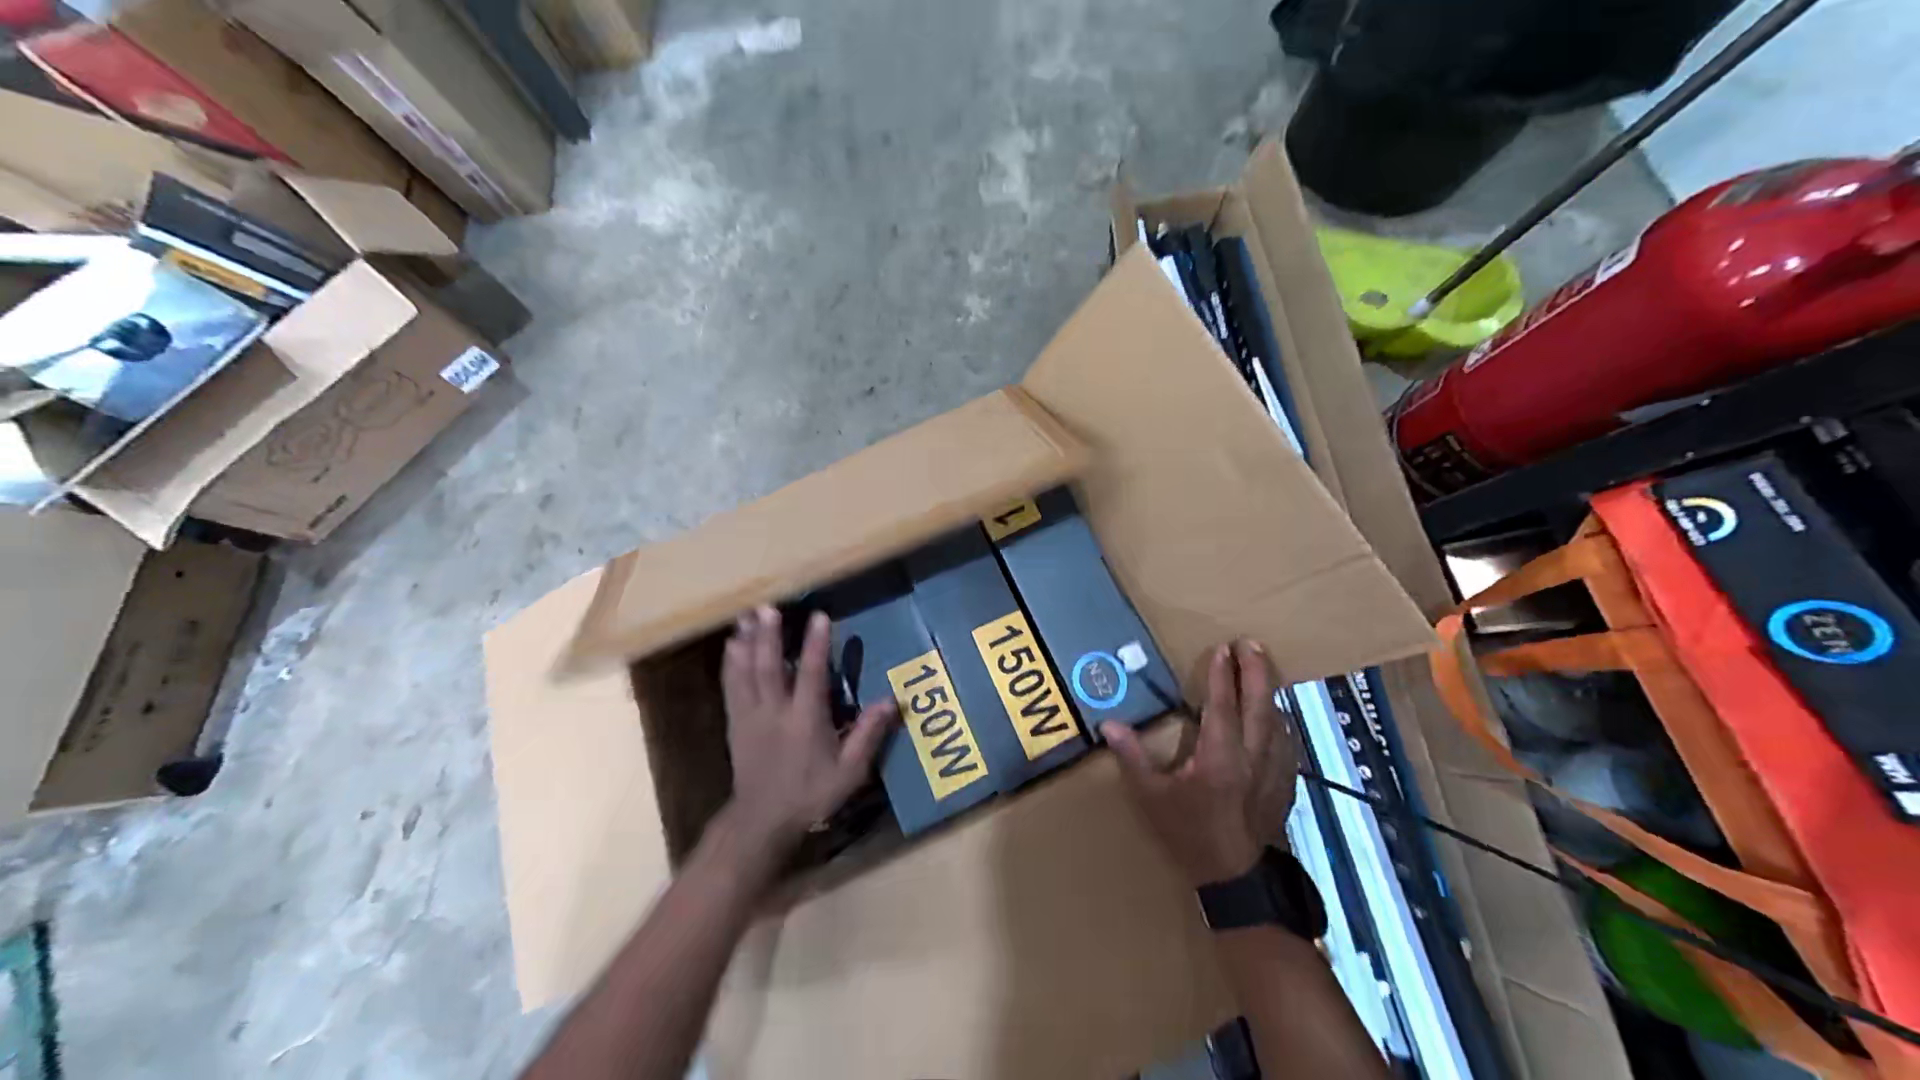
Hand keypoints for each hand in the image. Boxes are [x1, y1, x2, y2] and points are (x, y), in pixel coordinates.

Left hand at [720, 606, 895, 853]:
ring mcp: (750, 716)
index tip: (818, 616)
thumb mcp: (849, 772)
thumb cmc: (810, 795)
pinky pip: (731, 687)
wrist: (762, 821)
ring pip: (746, 672)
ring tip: (746, 616)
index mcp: (804, 721)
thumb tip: (891, 701)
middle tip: (767, 607)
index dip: (815, 645)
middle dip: (768, 635)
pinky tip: (731, 646)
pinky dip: (731, 664)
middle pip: (769, 667)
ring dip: (747, 642)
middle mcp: (774, 712)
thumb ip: (868, 734)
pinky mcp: (736, 724)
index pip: (811, 675)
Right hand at [1102, 640, 1299, 887]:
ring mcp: (1275, 770)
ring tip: (1262, 668)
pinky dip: (1279, 718)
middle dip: (1256, 670)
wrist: (1236, 880)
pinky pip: (1287, 740)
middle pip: (1260, 703)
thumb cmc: (1190, 835)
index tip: (1221, 649)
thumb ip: (1133, 758)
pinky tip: (1276, 714)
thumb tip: (1109, 724)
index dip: (1222, 674)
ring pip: (1278, 719)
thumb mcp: (1152, 798)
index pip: (1223, 705)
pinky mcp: (1285, 783)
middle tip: (1250, 643)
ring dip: (1270, 690)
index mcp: (1220, 757)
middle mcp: (1253, 757)